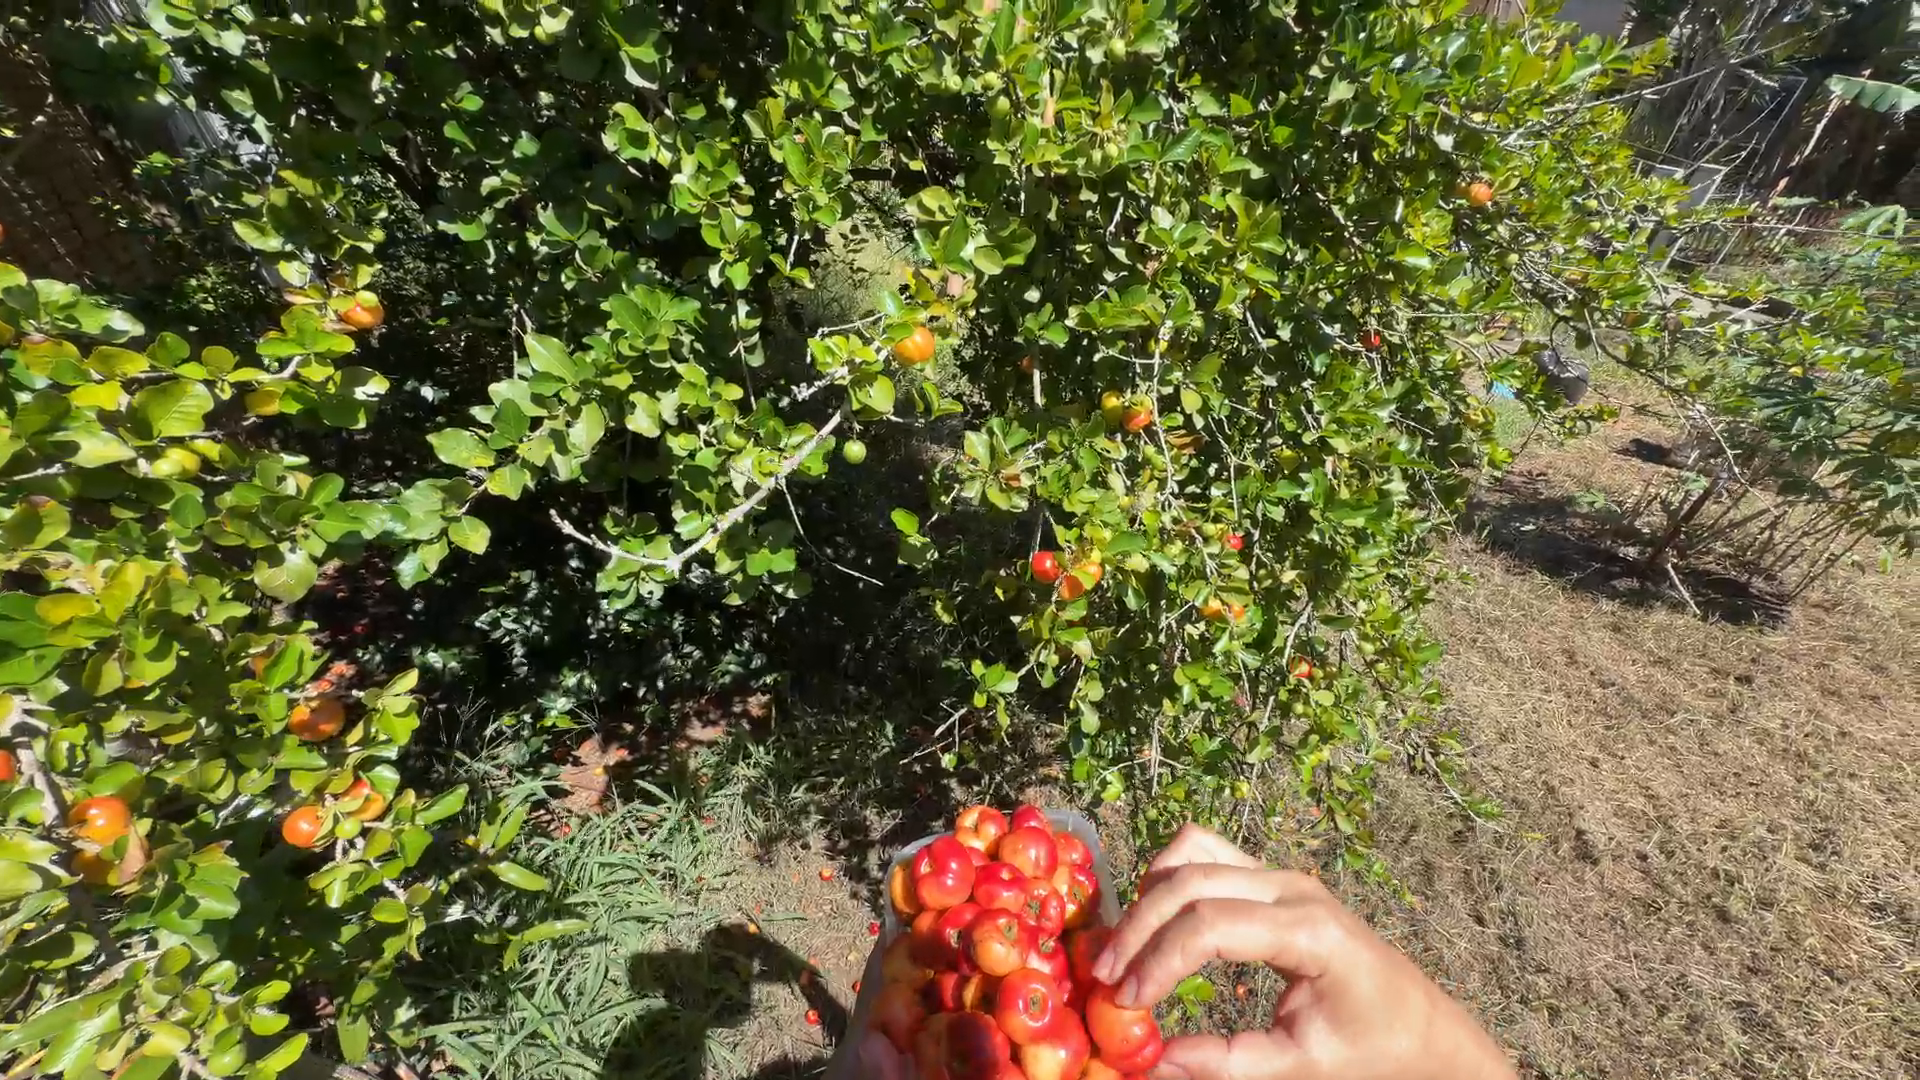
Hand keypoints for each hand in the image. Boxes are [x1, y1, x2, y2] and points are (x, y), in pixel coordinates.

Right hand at [1092, 824, 1515, 1079]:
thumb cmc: (1374, 1053)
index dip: (1158, 961)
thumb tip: (1152, 1063)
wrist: (1427, 1027)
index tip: (1126, 1000)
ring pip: (1191, 851)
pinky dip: (1170, 874)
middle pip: (1189, 882)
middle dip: (1139, 927)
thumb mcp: (1303, 1068)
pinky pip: (1205, 850)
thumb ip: (1226, 1063)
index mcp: (1308, 930)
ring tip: (1128, 945)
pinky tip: (1157, 915)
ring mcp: (1279, 872)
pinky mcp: (1269, 874)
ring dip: (1149, 893)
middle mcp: (1289, 885)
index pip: (1210, 926)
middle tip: (1105, 974)